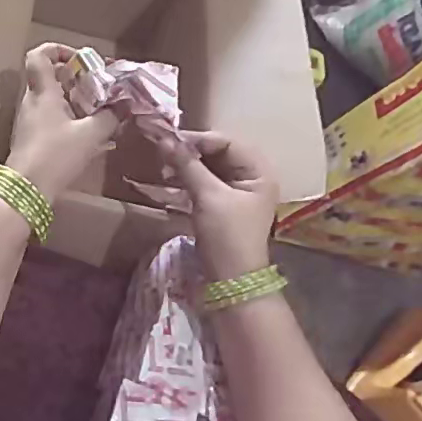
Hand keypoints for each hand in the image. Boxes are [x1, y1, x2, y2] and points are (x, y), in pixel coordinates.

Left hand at [5, 43, 118, 195]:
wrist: (26, 191)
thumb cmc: (55, 155)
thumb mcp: (90, 135)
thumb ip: (108, 117)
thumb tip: (120, 107)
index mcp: (42, 92)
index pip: (39, 55)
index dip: (58, 49)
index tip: (80, 60)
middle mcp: (32, 102)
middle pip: (50, 78)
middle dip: (75, 79)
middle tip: (98, 89)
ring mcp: (29, 122)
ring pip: (51, 101)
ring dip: (74, 102)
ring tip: (97, 113)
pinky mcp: (31, 140)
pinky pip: (51, 121)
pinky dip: (68, 121)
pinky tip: (87, 136)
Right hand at [160, 131, 279, 280]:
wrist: (231, 281)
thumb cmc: (227, 236)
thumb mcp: (208, 197)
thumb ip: (187, 165)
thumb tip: (165, 139)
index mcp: (258, 172)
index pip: (227, 142)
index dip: (198, 139)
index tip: (168, 140)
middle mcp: (251, 178)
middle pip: (218, 154)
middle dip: (190, 152)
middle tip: (163, 152)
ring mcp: (236, 194)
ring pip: (209, 169)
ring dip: (186, 166)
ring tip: (163, 167)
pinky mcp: (221, 207)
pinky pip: (204, 184)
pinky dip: (187, 181)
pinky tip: (169, 181)